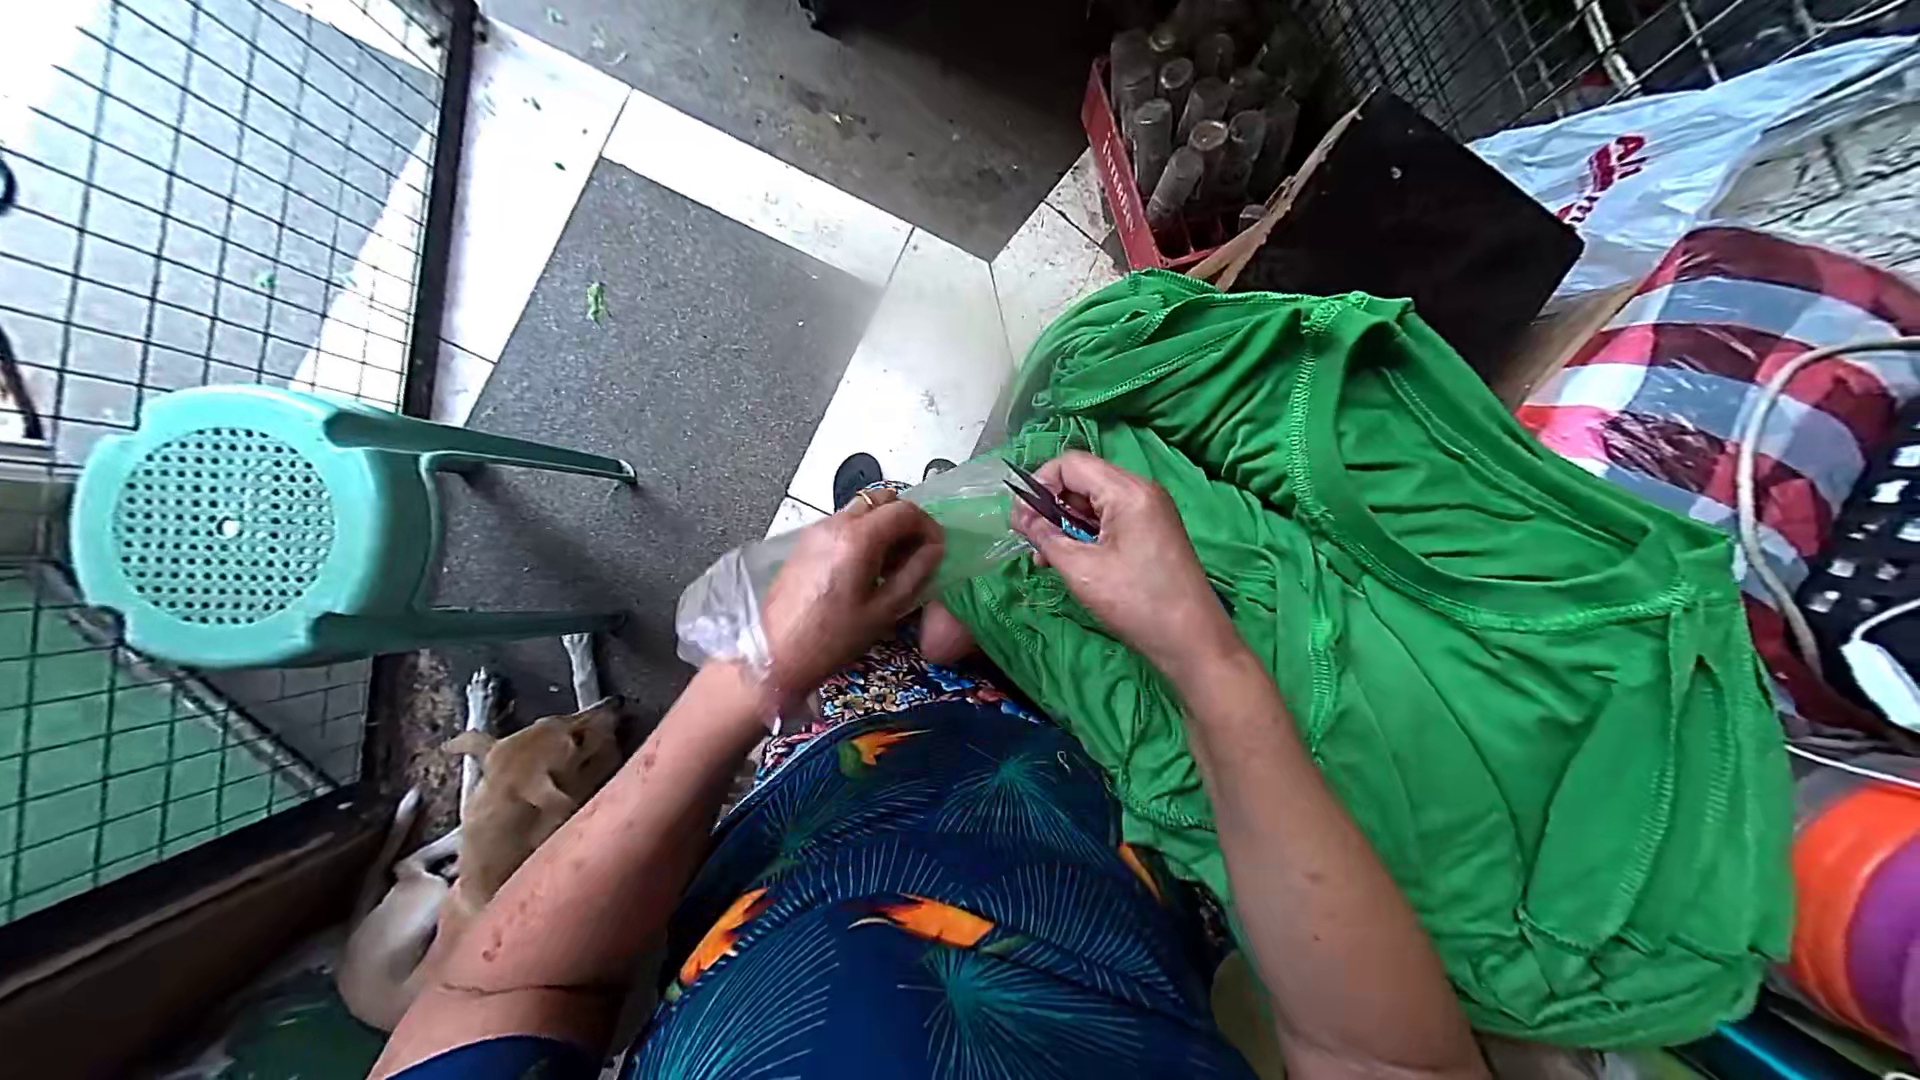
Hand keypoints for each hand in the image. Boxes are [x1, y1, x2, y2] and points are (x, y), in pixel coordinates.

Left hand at [760, 488, 943, 700]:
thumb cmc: (832, 638)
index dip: (928, 526)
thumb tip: (934, 549)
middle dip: (906, 521)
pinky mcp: (806, 542)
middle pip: (882, 500)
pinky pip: (844, 523)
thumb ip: (916, 572)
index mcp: (858, 538)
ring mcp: (817, 530)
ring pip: (863, 510)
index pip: (905, 510)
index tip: (936, 549)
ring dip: (884, 526)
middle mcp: (835, 524)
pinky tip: (866, 568)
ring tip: (891, 564)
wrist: (775, 655)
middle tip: (915, 554)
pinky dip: (863, 533)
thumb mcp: (885, 610)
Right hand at [1010, 451, 1239, 672]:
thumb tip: (1020, 517)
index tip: (1022, 519)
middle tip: (1030, 540)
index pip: (1070, 464)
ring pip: (1094, 501)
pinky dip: (1085, 533)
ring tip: (1046, 557)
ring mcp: (1150, 510)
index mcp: (1127, 491)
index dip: (1039, 484)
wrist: (1191, 640)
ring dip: (1065, 523)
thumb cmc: (1135, 601)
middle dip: (1050, 506)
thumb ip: (1045, 535)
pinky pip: (1109, 518)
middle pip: (1082, 480)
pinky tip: (1070, 560)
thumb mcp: (1080, 568)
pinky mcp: (1152, 530)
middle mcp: (1141, 491)